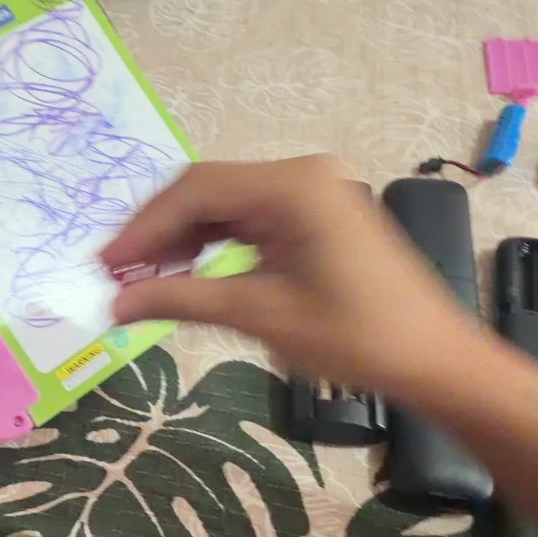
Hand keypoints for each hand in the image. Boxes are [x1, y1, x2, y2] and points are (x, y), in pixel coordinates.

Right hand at [100, 155, 488, 399]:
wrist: (431, 359)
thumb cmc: (354, 336)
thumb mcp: (260, 315)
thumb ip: (182, 300)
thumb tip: (117, 304)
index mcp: (291, 187)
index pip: (195, 192)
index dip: (142, 229)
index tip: (106, 266)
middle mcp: (298, 177)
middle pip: (204, 192)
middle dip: (156, 232)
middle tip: (116, 273)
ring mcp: (306, 195)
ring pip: (221, 207)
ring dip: (178, 240)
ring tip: (140, 278)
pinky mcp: (309, 218)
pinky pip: (244, 222)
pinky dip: (208, 246)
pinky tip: (182, 272)